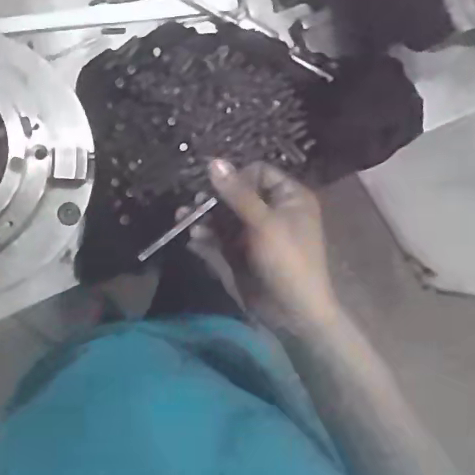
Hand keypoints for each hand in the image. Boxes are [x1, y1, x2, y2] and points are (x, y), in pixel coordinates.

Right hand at [204, 158, 339, 329]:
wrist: (293, 313)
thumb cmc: (287, 260)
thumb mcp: (263, 223)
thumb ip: (236, 193)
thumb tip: (213, 162)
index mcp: (289, 198)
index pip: (258, 172)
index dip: (237, 177)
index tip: (216, 187)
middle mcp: (272, 211)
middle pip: (236, 194)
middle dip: (212, 199)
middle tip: (193, 203)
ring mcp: (254, 233)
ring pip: (223, 216)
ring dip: (203, 217)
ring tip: (182, 218)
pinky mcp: (240, 253)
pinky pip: (218, 238)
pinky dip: (205, 236)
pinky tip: (192, 238)